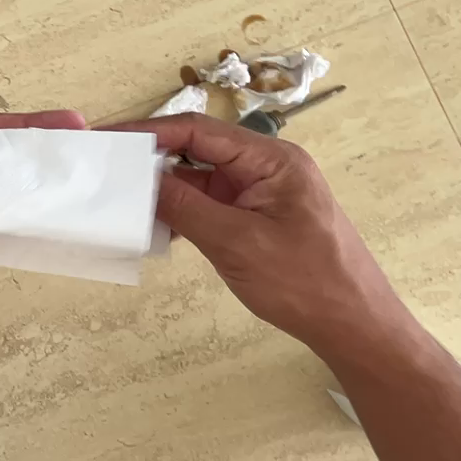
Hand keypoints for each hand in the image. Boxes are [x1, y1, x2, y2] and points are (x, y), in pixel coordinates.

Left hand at [0, 110, 86, 303]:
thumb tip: (21, 170)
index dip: (31, 126)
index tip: (69, 124)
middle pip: (2, 157)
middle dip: (38, 157)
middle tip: (78, 154)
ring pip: (3, 188)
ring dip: (31, 188)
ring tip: (70, 184)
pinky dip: (19, 217)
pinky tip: (44, 216)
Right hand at [104, 114, 418, 360]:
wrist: (355, 329)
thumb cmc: (304, 282)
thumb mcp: (235, 242)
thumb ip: (183, 205)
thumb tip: (137, 179)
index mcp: (270, 159)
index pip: (198, 131)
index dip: (149, 131)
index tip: (109, 138)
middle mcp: (264, 166)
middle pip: (195, 148)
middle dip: (151, 156)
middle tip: (105, 166)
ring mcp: (258, 191)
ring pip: (197, 176)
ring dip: (162, 186)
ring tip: (120, 194)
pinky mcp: (252, 216)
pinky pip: (205, 201)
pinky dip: (178, 209)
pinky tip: (151, 223)